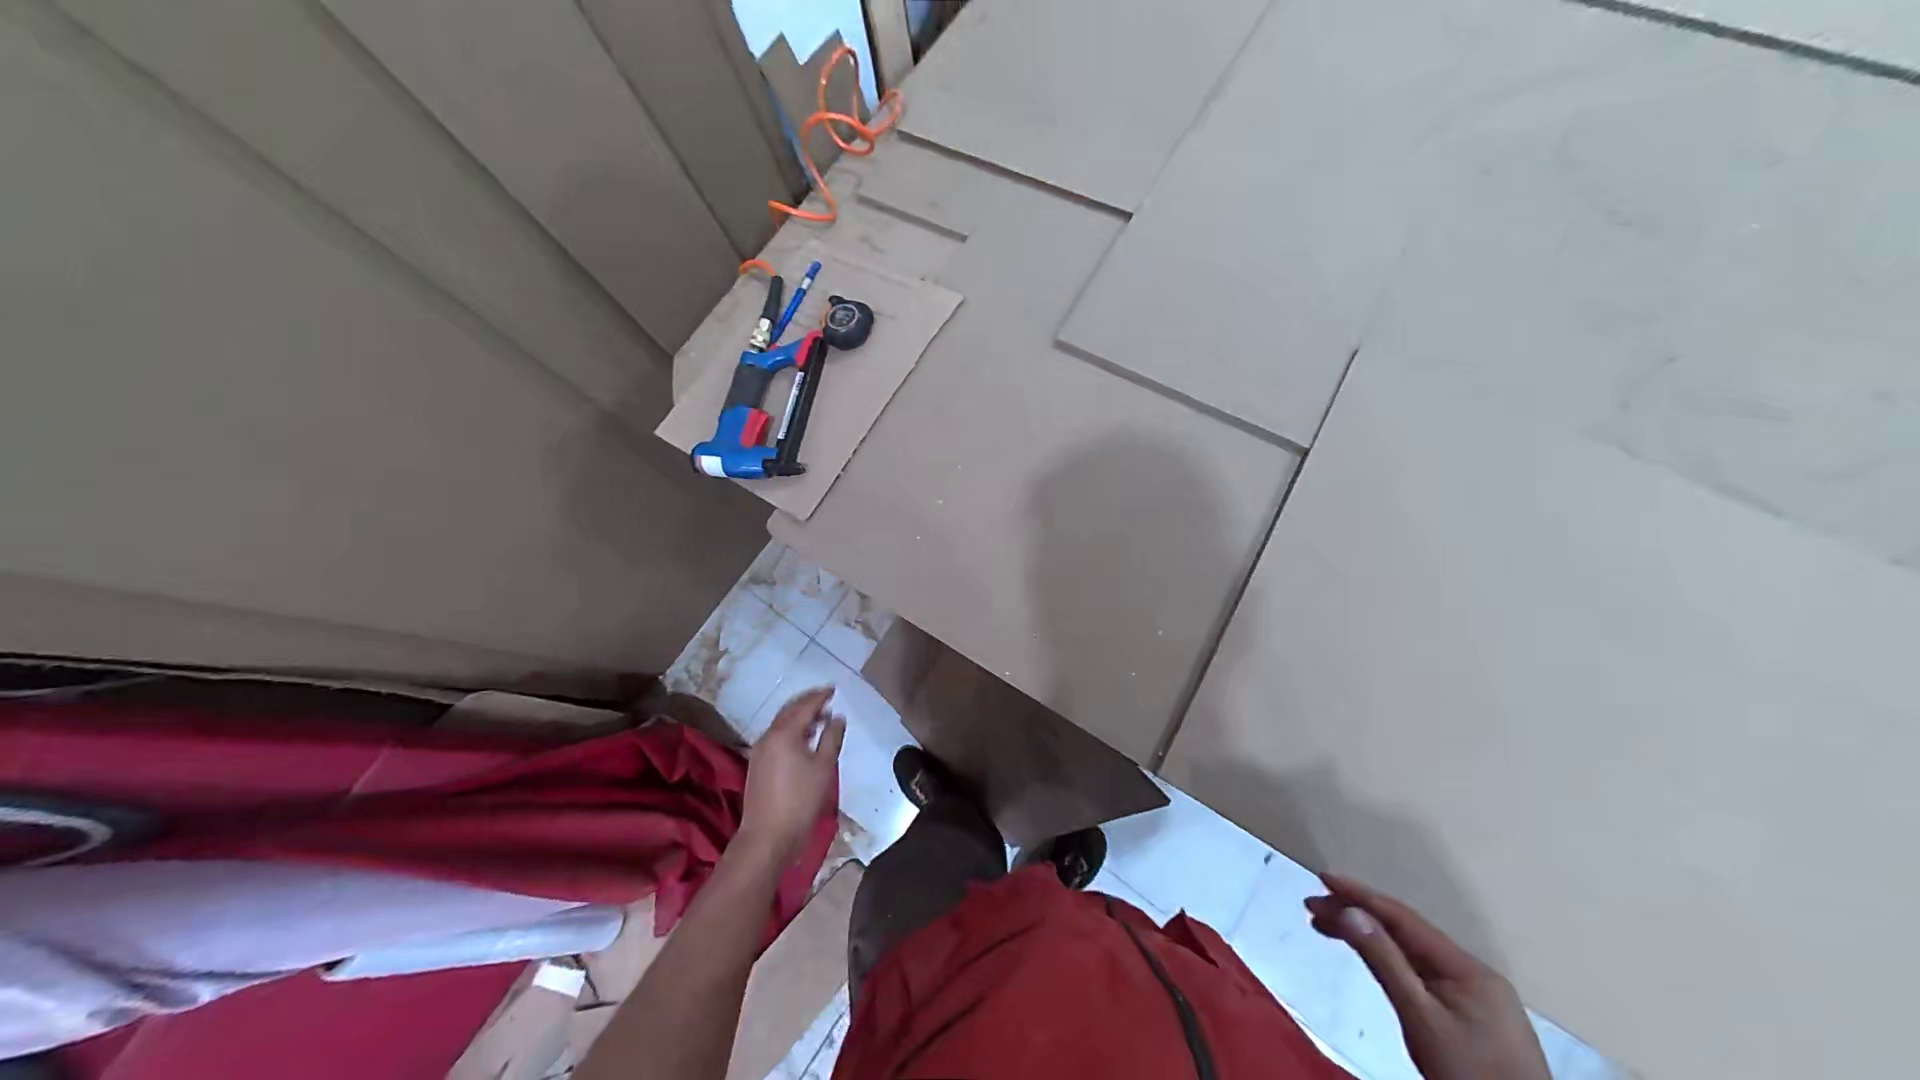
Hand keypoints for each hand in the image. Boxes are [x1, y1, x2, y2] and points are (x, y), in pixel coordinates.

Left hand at [736, 687, 845, 866]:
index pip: (804, 706)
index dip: (820, 696)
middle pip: (789, 711)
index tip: (833, 689)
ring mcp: (759, 751)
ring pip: (781, 724)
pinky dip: (791, 731)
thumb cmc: (800, 801)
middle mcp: (768, 737)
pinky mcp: (757, 765)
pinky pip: (776, 737)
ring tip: (819, 719)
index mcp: (784, 733)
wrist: (768, 837)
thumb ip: (832, 738)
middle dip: (808, 703)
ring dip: (799, 717)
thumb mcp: (824, 767)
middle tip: (826, 699)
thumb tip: (837, 718)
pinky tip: (804, 740)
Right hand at [1305, 873, 1549, 1079]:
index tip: (1323, 879)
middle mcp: (1473, 973)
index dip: (1361, 895)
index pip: (1403, 918)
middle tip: (1313, 907)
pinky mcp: (1473, 1017)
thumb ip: (1385, 961)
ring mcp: (1476, 996)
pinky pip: (1421, 971)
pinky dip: (1389, 958)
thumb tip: (1350, 911)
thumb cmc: (1469, 1075)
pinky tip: (1372, 956)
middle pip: (1407, 933)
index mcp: (1466, 968)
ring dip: (1370, 936)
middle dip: (1358, 915)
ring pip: (1412, 952)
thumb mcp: (1421, 1018)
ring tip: (1328, 927)